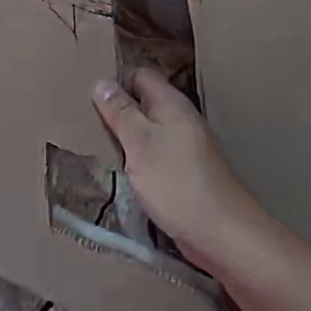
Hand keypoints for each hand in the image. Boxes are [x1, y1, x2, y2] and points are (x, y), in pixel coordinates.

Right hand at [90, 69, 256, 257]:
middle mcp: (180, 118)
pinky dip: (138, 159)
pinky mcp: (184, 171)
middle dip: (117, 111)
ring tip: (99, 147)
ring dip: (126, 137)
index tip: (90, 98)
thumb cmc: (177, 182)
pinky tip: (123, 171)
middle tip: (87, 123)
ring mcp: (185, 146)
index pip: (139, 75)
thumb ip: (120, 112)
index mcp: (171, 103)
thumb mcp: (140, 142)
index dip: (116, 81)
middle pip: (142, 102)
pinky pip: (155, 153)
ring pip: (147, 130)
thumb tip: (101, 82)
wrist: (222, 235)